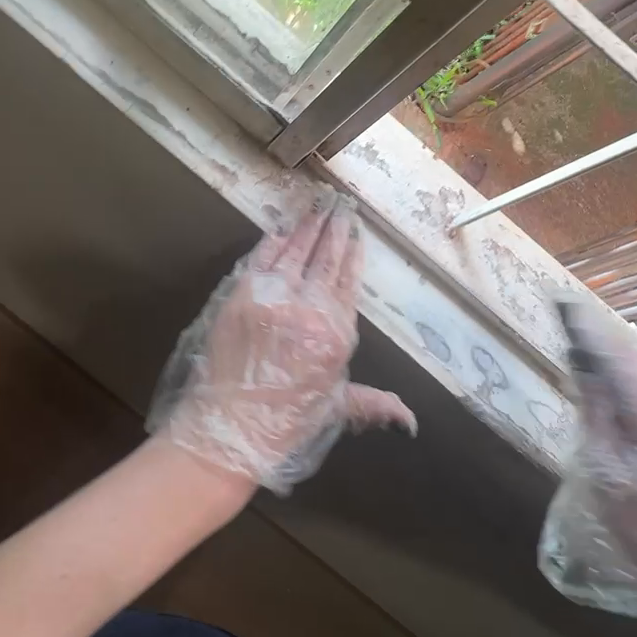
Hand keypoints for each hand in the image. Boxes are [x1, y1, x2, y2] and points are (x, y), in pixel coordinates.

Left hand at [149, 192, 415, 493]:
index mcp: (334, 335)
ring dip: (307, 227)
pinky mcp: (241, 294)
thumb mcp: (335, 410)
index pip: (348, 283)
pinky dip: (273, 241)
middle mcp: (308, 310)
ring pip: (295, 252)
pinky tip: (282, 228)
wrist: (225, 431)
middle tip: (340, 205)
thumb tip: (411, 423)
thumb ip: (374, 404)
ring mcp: (273, 298)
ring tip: (317, 206)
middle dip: (334, 229)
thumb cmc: (284, 423)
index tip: (356, 233)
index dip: (352, 255)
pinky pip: (262, 258)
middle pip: (325, 259)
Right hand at [539, 304, 636, 624]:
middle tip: (565, 342)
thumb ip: (595, 408)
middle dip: (598, 350)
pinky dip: (633, 387)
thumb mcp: (605, 471)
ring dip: (616, 370)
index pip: (618, 353)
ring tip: (585, 376)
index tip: (559, 300)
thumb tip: (582, 360)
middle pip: (633, 360)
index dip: (587, 326)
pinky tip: (616, 401)